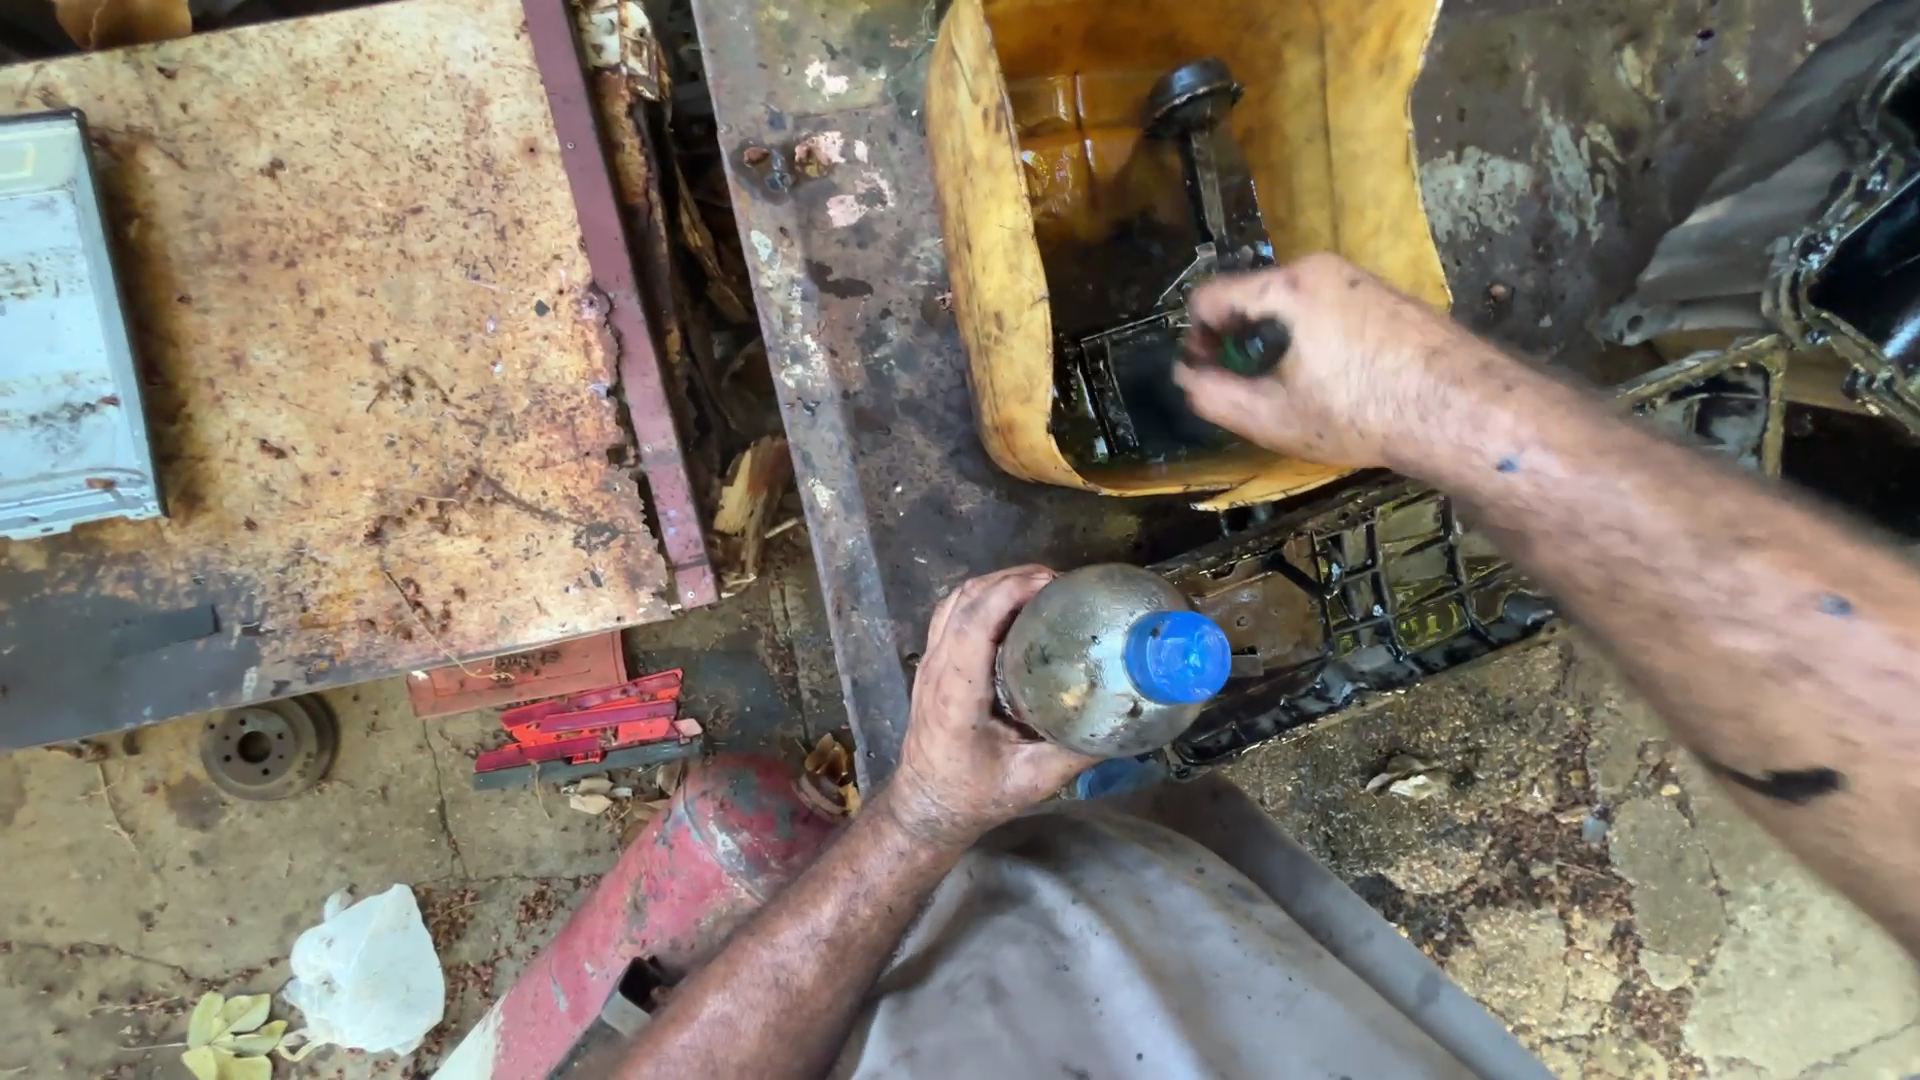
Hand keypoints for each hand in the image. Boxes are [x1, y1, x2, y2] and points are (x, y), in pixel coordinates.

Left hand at [880, 565, 1098, 849]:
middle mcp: (936, 670)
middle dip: (1009, 579)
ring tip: (1039, 587)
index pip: (973, 625)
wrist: (927, 806)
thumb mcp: (1034, 781)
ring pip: (954, 601)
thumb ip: (1079, 750)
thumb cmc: (975, 796)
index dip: (1008, 593)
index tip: (1050, 582)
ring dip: (994, 583)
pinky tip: (1012, 604)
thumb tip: (1125, 715)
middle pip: (964, 601)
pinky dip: (981, 596)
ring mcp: (928, 663)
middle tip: (1058, 583)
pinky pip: (950, 613)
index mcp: (957, 696)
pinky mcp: (930, 663)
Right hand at [1173, 253, 1507, 471]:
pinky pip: (1323, 309)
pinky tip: (1333, 381)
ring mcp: (1358, 278)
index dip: (1196, 339)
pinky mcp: (1385, 296)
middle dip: (1237, 343)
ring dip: (1273, 344)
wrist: (1463, 411)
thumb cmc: (1358, 412)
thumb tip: (1186, 375)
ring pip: (1286, 306)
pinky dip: (1309, 340)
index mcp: (1287, 288)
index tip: (1208, 374)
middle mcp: (1321, 269)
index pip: (1209, 296)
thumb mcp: (1269, 416)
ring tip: (1294, 389)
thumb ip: (1210, 395)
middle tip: (1251, 388)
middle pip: (1249, 299)